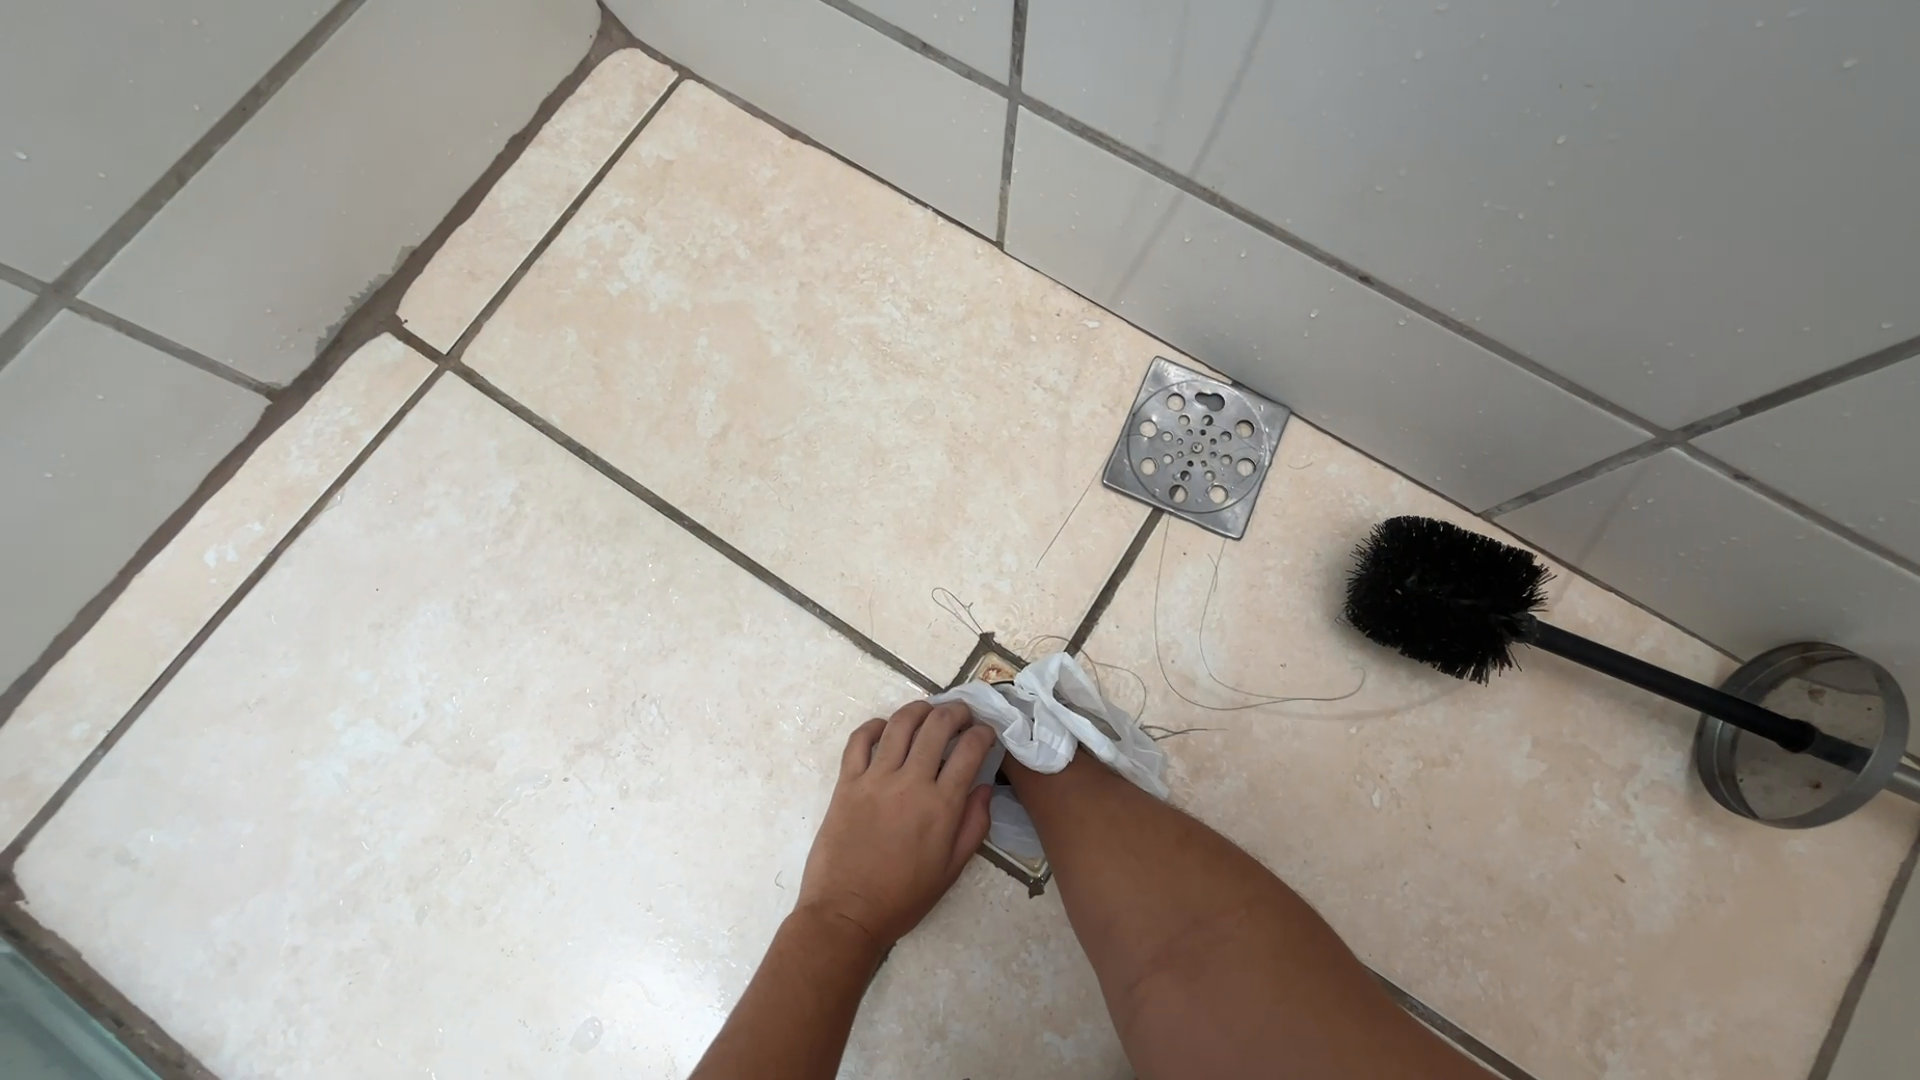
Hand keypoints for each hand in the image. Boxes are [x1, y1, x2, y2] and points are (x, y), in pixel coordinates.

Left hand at [796, 701, 996, 949]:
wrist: (846, 913)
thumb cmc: (903, 897)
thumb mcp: (952, 870)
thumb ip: (974, 825)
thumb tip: (984, 788)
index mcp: (941, 806)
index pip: (970, 750)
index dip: (983, 733)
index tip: (986, 732)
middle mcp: (910, 783)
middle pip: (937, 726)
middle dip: (956, 711)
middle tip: (962, 713)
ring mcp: (875, 779)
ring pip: (900, 724)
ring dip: (919, 709)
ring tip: (928, 710)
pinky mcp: (846, 782)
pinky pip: (859, 740)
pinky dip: (874, 726)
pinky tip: (885, 728)